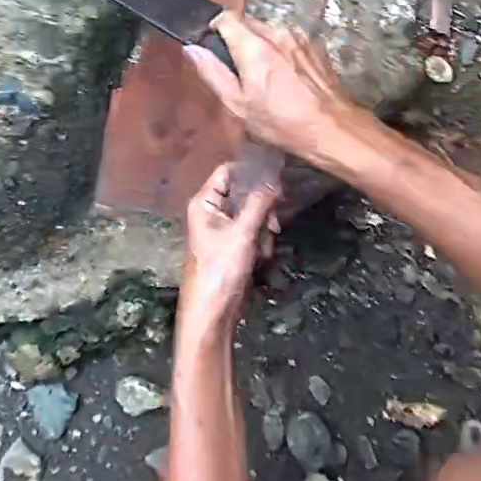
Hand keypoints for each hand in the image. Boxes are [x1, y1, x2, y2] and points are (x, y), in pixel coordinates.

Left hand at [178, 162, 277, 336]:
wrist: (213, 309)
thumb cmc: (220, 268)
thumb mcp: (242, 232)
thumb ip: (259, 203)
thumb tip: (274, 179)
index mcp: (205, 202)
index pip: (227, 172)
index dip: (250, 171)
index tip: (276, 178)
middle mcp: (212, 210)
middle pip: (243, 192)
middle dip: (261, 207)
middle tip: (273, 222)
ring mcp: (223, 227)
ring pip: (252, 213)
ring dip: (263, 228)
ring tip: (262, 246)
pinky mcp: (233, 243)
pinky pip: (252, 231)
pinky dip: (260, 241)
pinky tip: (261, 255)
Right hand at [184, 14, 363, 159]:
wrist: (331, 128)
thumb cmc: (283, 122)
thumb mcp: (238, 104)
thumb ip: (212, 73)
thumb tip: (192, 50)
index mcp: (254, 46)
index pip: (227, 17)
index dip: (216, 29)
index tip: (215, 47)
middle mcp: (277, 33)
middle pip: (248, 23)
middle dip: (239, 41)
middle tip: (240, 72)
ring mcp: (299, 37)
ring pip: (269, 31)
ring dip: (262, 47)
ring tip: (265, 78)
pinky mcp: (314, 45)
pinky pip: (288, 40)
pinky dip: (282, 52)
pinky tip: (286, 78)